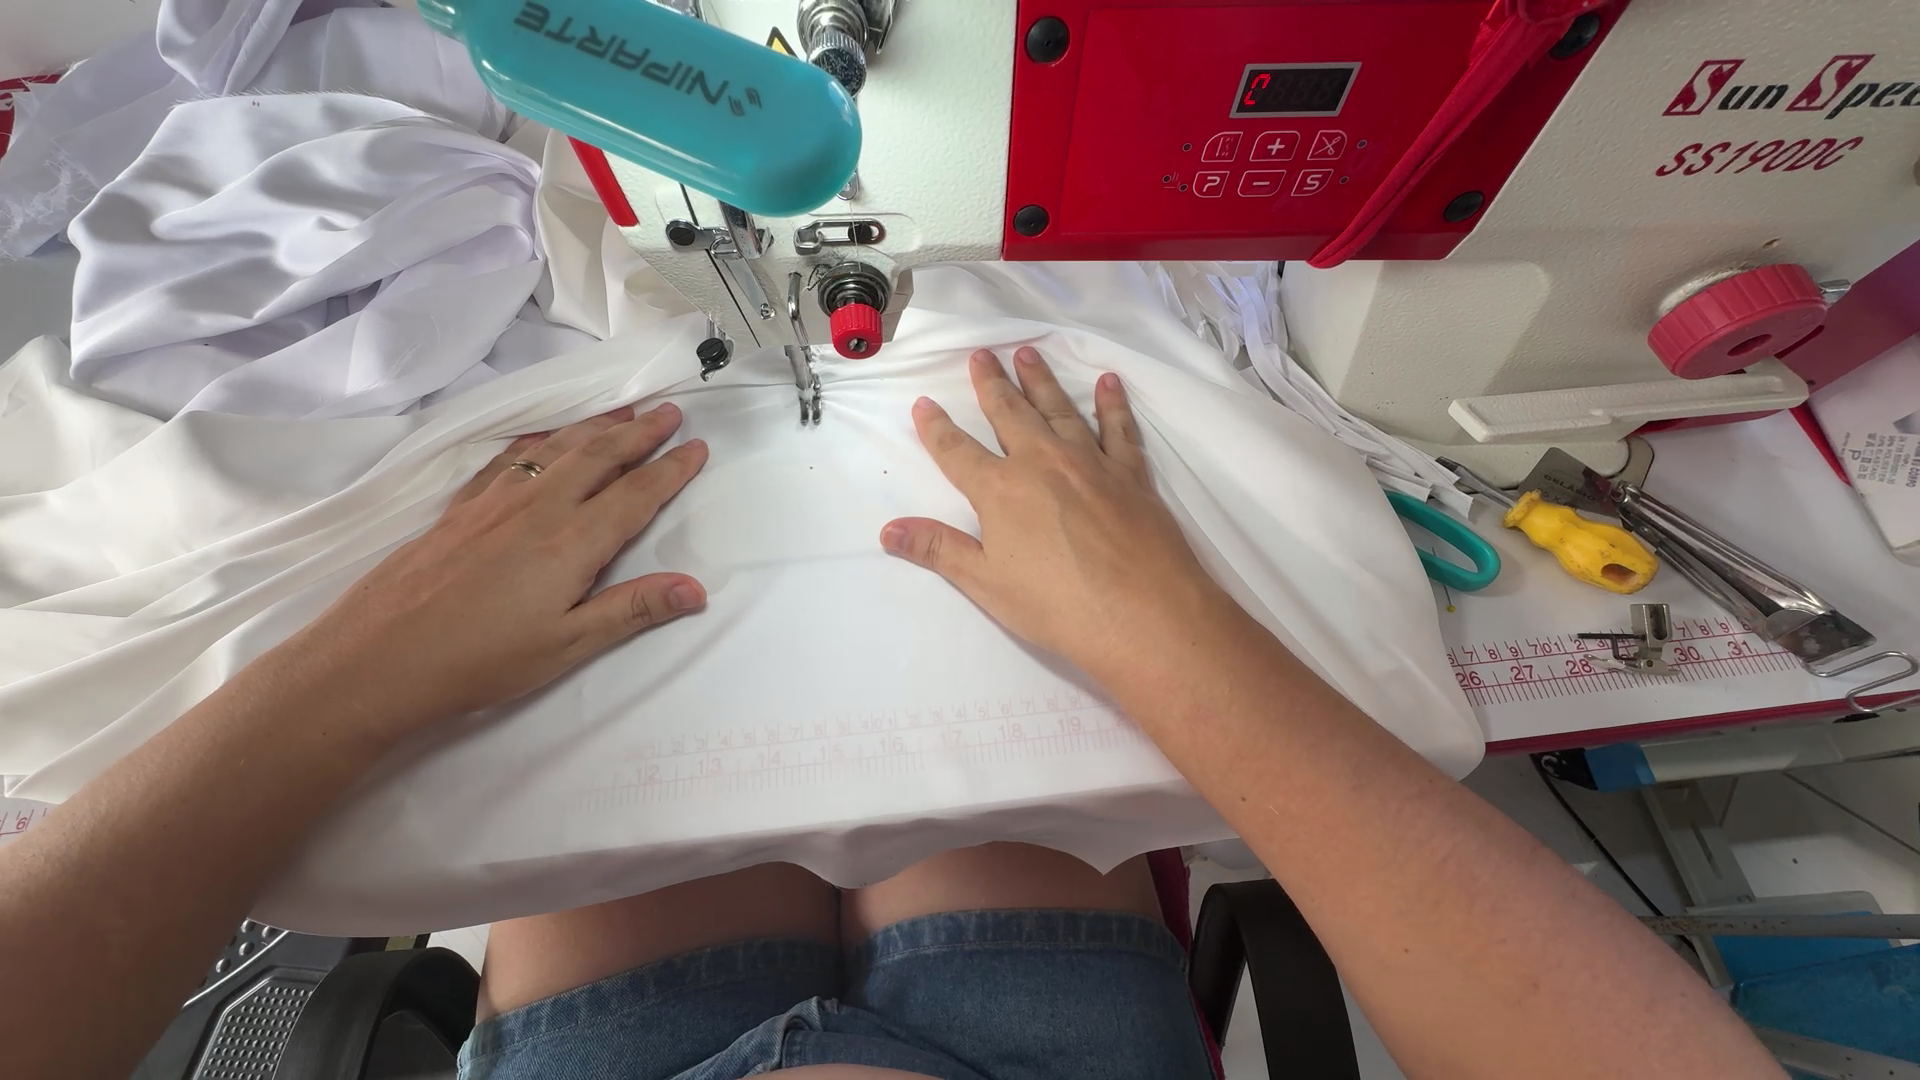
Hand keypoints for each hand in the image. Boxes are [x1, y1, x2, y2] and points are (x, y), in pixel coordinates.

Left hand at [272, 404, 708, 732]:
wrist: (372, 661)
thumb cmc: (481, 660)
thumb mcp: (569, 645)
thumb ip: (634, 610)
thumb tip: (697, 589)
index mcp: (572, 542)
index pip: (636, 494)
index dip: (672, 469)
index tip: (698, 447)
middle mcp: (538, 508)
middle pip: (599, 455)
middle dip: (639, 431)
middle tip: (669, 411)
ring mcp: (495, 502)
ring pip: (555, 448)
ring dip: (595, 425)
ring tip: (622, 409)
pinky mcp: (460, 509)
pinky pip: (507, 457)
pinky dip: (537, 438)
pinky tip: (543, 435)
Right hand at [880, 347, 1235, 678]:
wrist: (1143, 614)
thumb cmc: (1057, 606)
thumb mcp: (987, 584)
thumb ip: (939, 550)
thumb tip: (889, 530)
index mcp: (1001, 489)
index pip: (957, 451)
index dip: (936, 428)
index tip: (924, 403)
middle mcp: (1042, 462)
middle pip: (1010, 413)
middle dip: (991, 383)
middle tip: (981, 354)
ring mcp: (1090, 463)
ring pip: (1059, 409)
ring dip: (1041, 380)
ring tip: (1028, 353)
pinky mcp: (1131, 473)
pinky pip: (1118, 428)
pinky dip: (1112, 404)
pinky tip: (1108, 383)